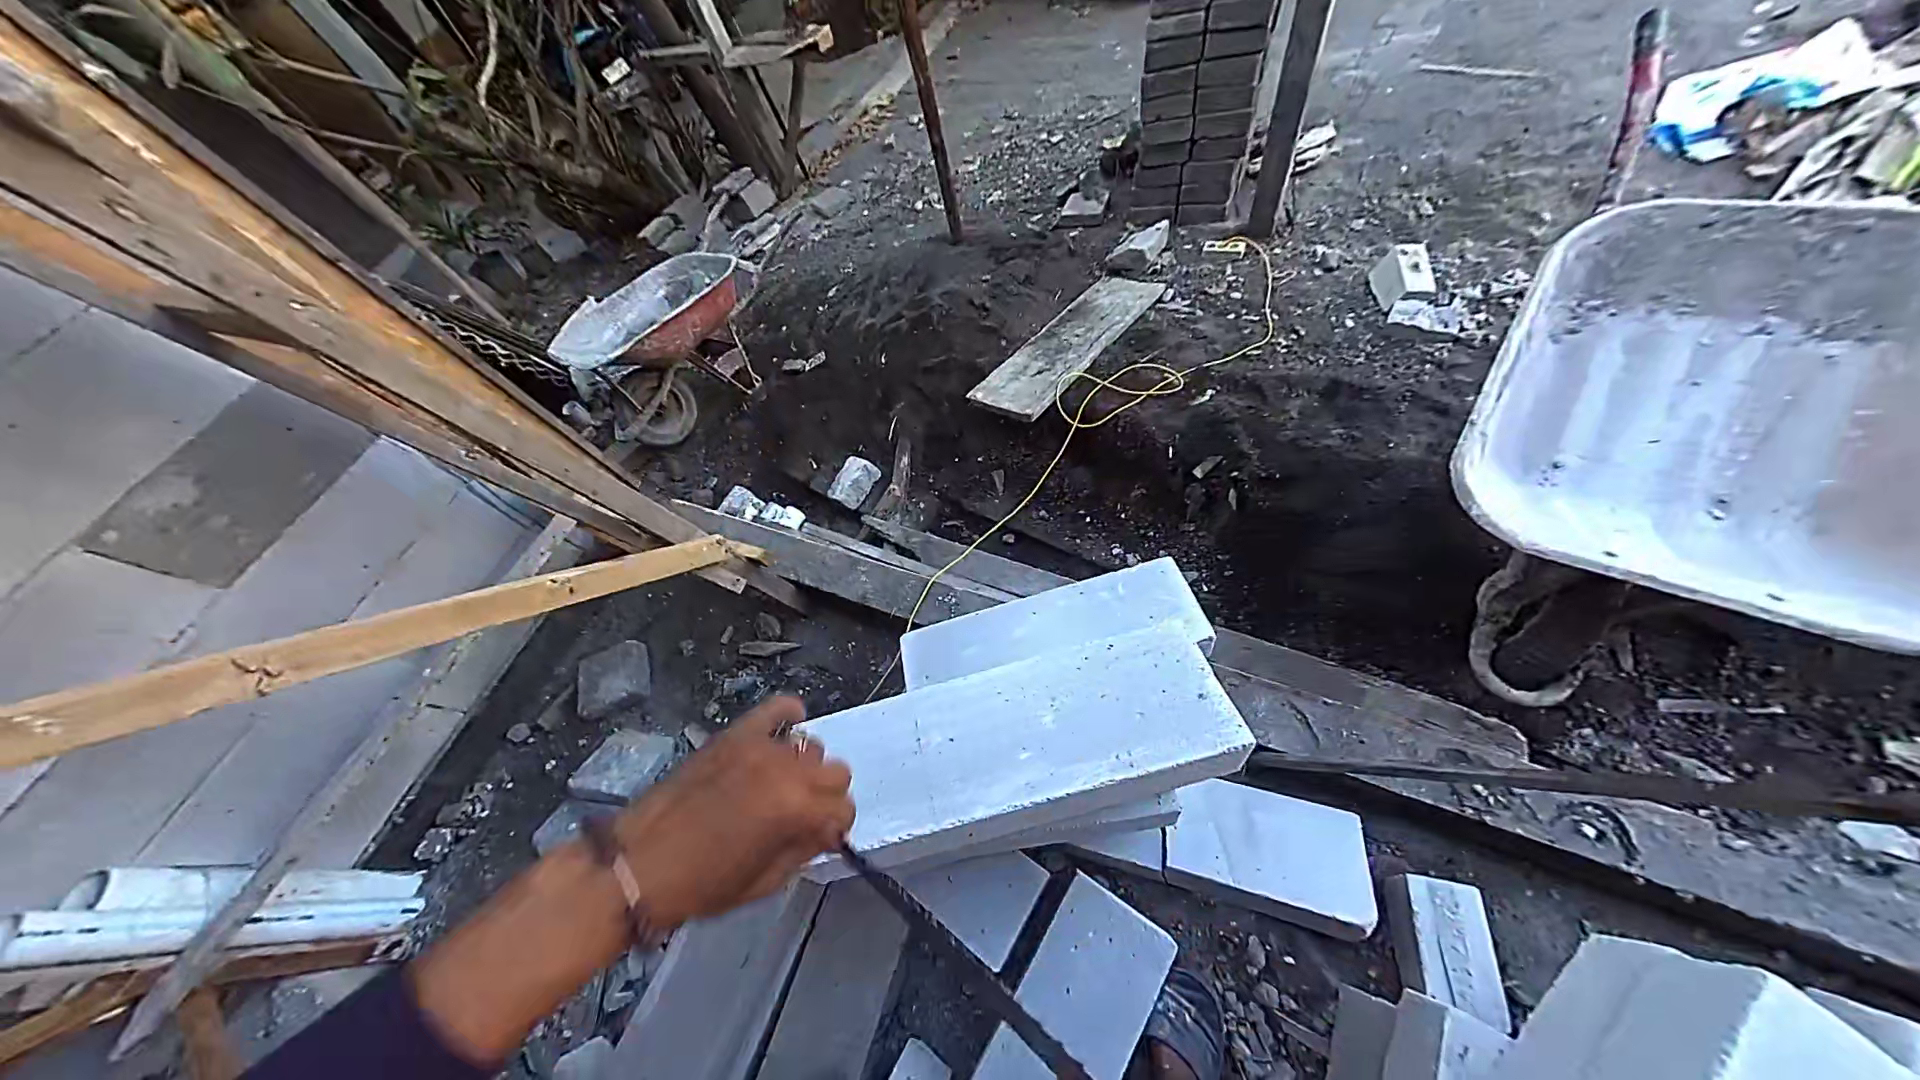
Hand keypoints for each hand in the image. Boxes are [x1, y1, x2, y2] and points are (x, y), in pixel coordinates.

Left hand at [613, 695, 852, 926]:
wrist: (636, 865)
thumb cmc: (700, 885)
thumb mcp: (764, 882)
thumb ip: (806, 849)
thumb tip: (827, 831)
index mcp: (795, 810)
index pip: (844, 807)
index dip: (836, 826)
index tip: (823, 836)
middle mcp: (785, 770)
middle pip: (837, 770)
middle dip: (827, 795)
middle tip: (804, 813)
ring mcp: (760, 747)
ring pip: (811, 745)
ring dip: (805, 767)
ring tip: (781, 785)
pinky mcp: (735, 735)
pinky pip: (777, 709)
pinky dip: (787, 715)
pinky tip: (784, 731)